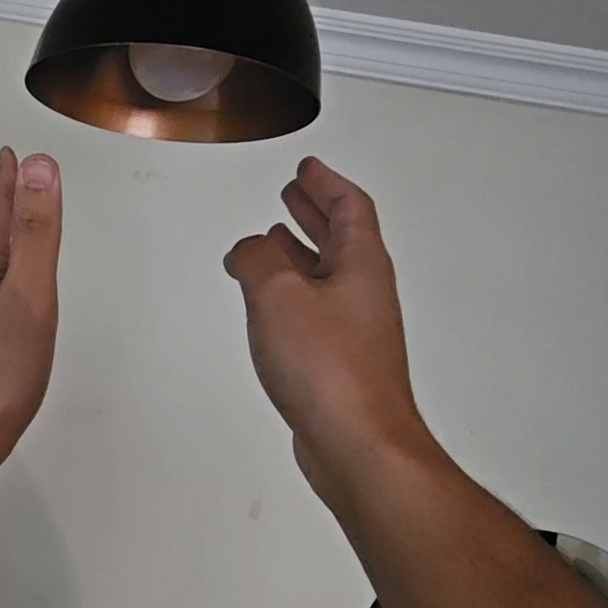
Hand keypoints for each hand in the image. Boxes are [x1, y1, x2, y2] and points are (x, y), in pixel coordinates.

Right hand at [222, 158, 431, 492]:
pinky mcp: (336, 360)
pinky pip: (312, 308)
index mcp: (360, 265)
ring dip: (300, 250)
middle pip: (341, 238)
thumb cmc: (328, 369)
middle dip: (314, 211)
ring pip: (324, 274)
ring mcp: (352, 329)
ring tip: (275, 238)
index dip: (326, 183)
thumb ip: (255, 260)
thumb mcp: (277, 295)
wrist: (354, 440)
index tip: (309, 167)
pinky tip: (270, 303)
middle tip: (296, 193)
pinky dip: (290, 291)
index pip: (349, 207)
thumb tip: (245, 250)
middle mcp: (362, 294)